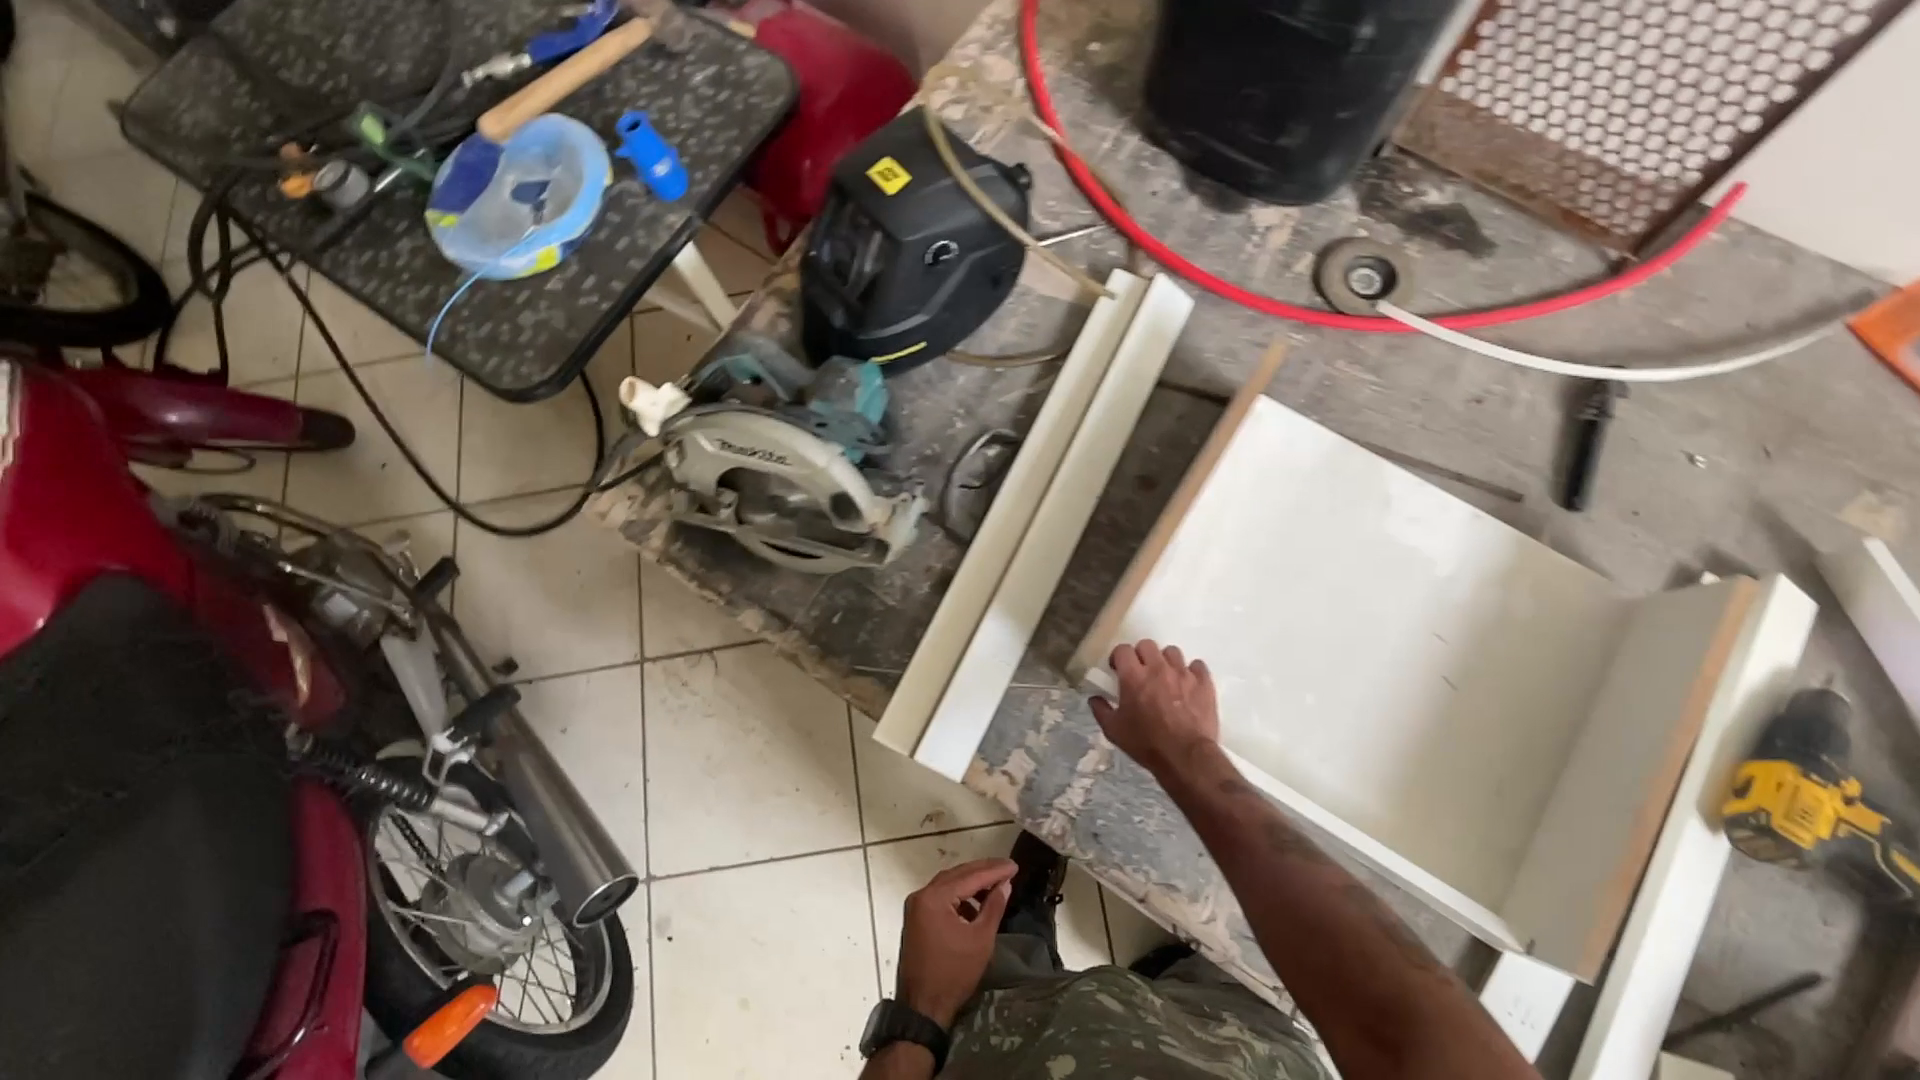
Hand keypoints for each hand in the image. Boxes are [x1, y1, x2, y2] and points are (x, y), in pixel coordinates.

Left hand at [895, 858, 1016, 1027]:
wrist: (923, 1006)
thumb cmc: (954, 973)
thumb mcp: (981, 939)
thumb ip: (993, 906)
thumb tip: (1004, 884)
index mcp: (934, 897)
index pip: (969, 876)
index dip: (994, 870)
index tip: (1015, 865)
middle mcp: (921, 895)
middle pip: (956, 875)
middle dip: (983, 871)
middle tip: (1007, 868)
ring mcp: (915, 907)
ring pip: (948, 885)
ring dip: (971, 883)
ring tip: (995, 885)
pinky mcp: (916, 919)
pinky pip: (940, 898)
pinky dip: (959, 897)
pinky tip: (975, 906)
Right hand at [1090, 640, 1220, 777]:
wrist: (1185, 756)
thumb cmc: (1146, 744)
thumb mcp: (1114, 731)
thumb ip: (1101, 710)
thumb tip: (1094, 698)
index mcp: (1133, 677)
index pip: (1123, 649)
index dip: (1118, 657)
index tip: (1118, 669)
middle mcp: (1158, 668)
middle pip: (1147, 645)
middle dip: (1141, 655)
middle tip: (1141, 672)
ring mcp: (1183, 674)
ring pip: (1172, 652)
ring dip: (1166, 661)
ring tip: (1166, 678)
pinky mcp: (1204, 683)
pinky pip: (1197, 666)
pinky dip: (1191, 672)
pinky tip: (1188, 685)